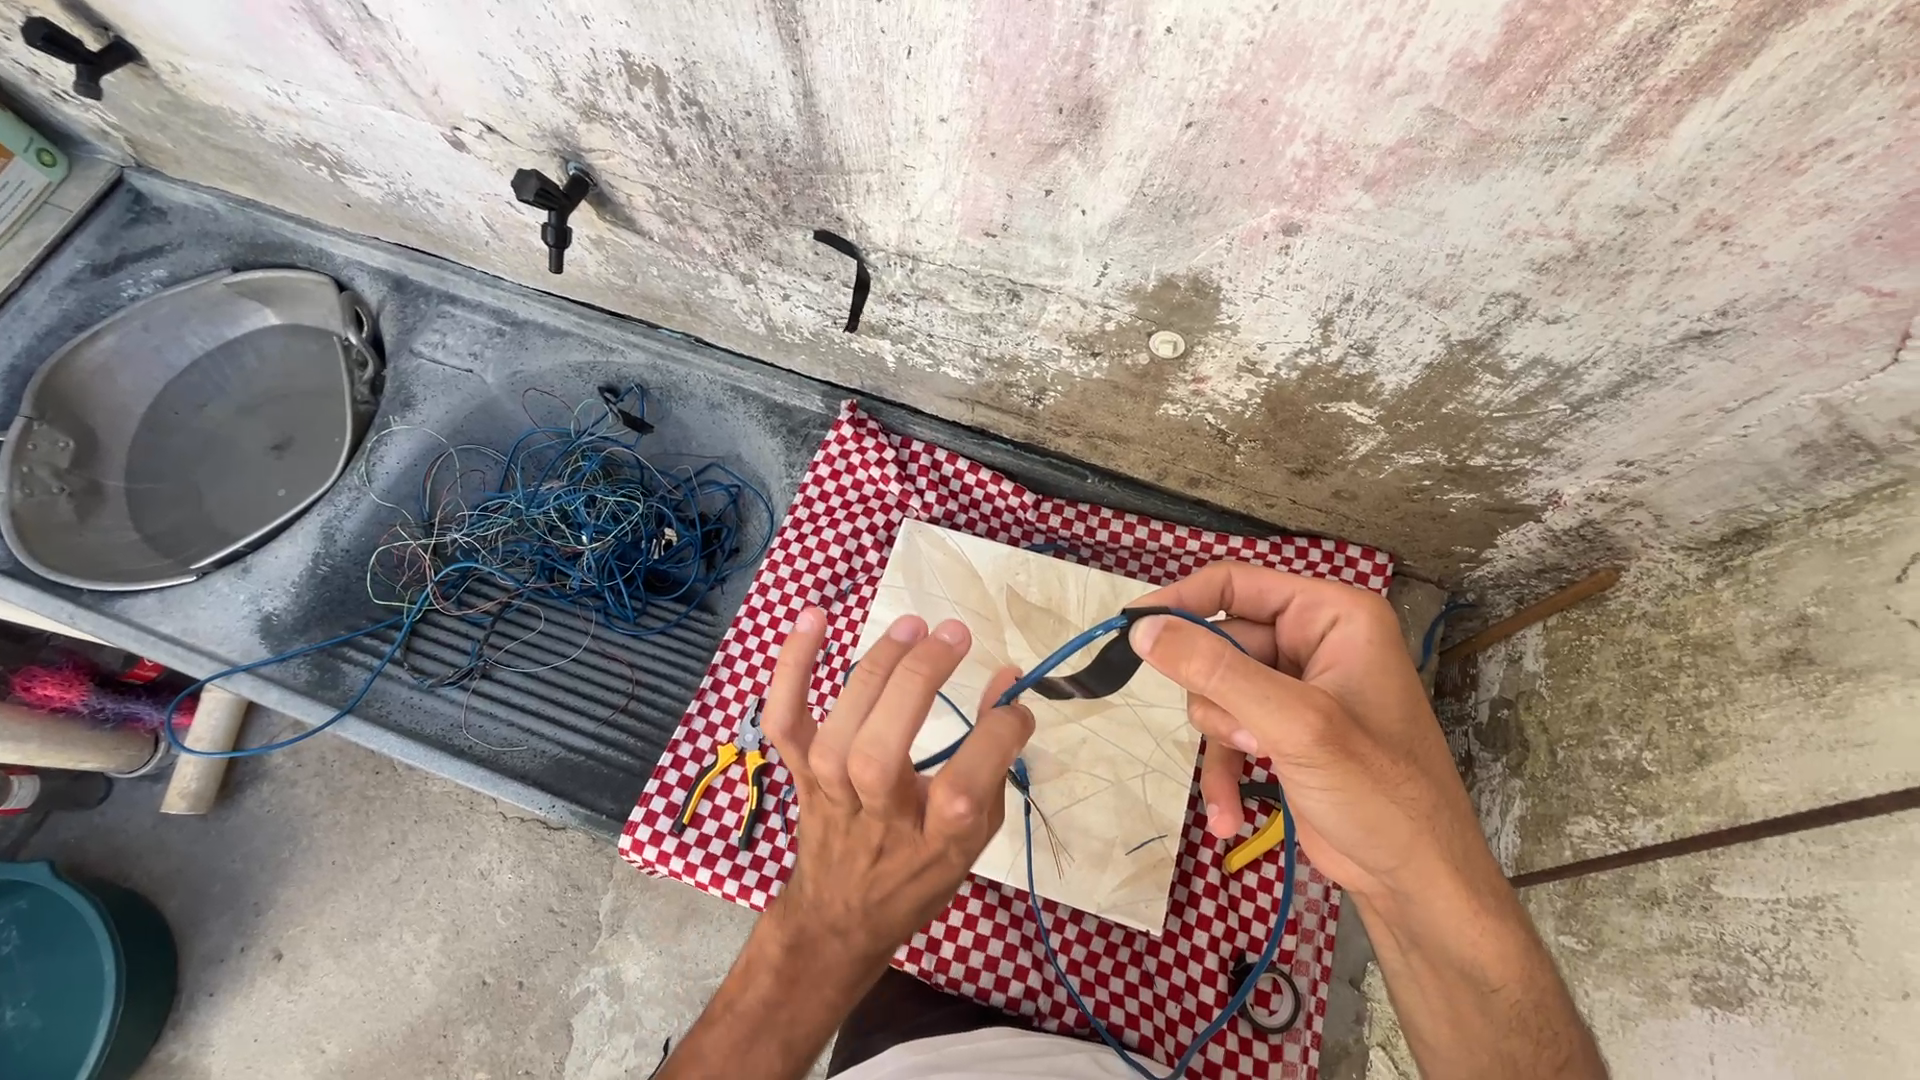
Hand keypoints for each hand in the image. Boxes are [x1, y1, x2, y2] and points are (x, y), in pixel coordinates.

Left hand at [761, 606, 1035, 968]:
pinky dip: (791, 670)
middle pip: (882, 751)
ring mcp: (830, 793)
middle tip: (955, 635)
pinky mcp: (801, 773)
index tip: (1015, 704)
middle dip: (917, 683)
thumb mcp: (974, 835)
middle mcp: (877, 817)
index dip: (998, 735)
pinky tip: (815, 620)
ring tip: (912, 627)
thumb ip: (993, 763)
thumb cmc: (918, 872)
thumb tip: (1007, 680)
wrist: (840, 914)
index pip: (967, 785)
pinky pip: (785, 721)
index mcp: (935, 841)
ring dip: (872, 671)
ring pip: (836, 734)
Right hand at [1129, 562, 1494, 903]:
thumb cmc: (1377, 791)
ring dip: (1221, 736)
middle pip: (1217, 643)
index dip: (1179, 603)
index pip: (1233, 584)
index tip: (1130, 630)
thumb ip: (1215, 669)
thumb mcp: (1292, 722)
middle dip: (1218, 696)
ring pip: (1213, 690)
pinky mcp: (1281, 731)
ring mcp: (1294, 689)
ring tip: (1257, 762)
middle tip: (1244, 733)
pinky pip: (1226, 732)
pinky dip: (1223, 770)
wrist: (1416, 881)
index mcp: (1330, 615)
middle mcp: (1311, 642)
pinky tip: (1228, 814)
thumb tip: (1142, 629)